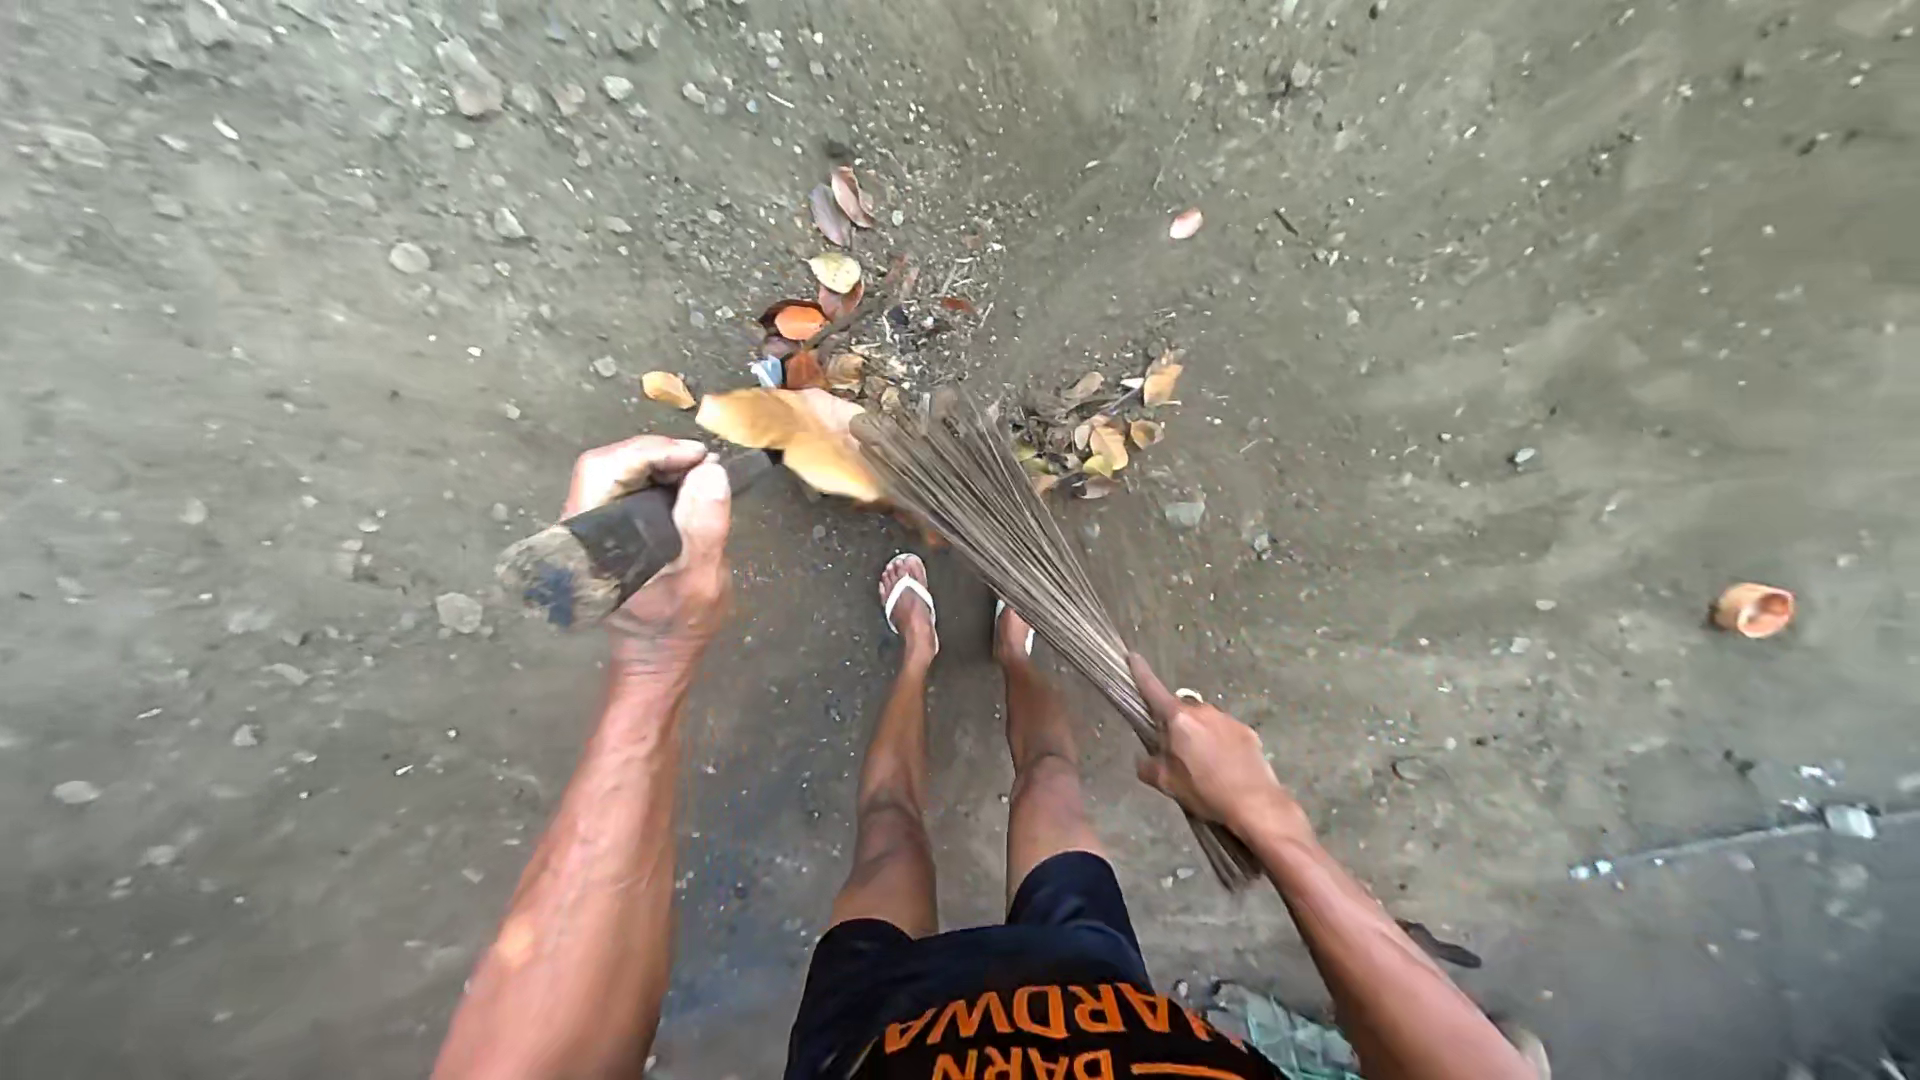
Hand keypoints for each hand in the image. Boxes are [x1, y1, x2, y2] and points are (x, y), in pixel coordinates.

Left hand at [562, 436, 731, 666]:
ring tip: (699, 469)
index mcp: (591, 541)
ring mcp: (590, 528)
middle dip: (657, 454)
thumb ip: (704, 526)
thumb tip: (710, 471)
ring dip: (659, 463)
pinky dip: (657, 477)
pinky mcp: (605, 530)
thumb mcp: (703, 577)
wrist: (660, 653)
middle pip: (606, 466)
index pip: (604, 470)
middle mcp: (580, 529)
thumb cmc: (681, 622)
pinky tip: (685, 482)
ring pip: (615, 473)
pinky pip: (625, 487)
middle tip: (702, 461)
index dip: (650, 452)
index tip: (698, 457)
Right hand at [1128, 654, 1312, 842]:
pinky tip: (1225, 767)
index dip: (1140, 672)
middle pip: (1179, 710)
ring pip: (1203, 721)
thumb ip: (1147, 766)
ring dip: (1198, 734)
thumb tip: (1144, 760)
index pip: (1153, 689)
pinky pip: (1224, 731)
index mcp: (1178, 718)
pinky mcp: (1247, 731)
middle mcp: (1202, 711)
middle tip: (1176, 752)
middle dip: (1174, 724)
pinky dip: (1219, 743)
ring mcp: (1227, 719)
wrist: (1256, 805)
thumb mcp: (1166, 783)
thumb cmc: (1204, 790)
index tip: (1132, 656)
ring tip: (1204, 764)